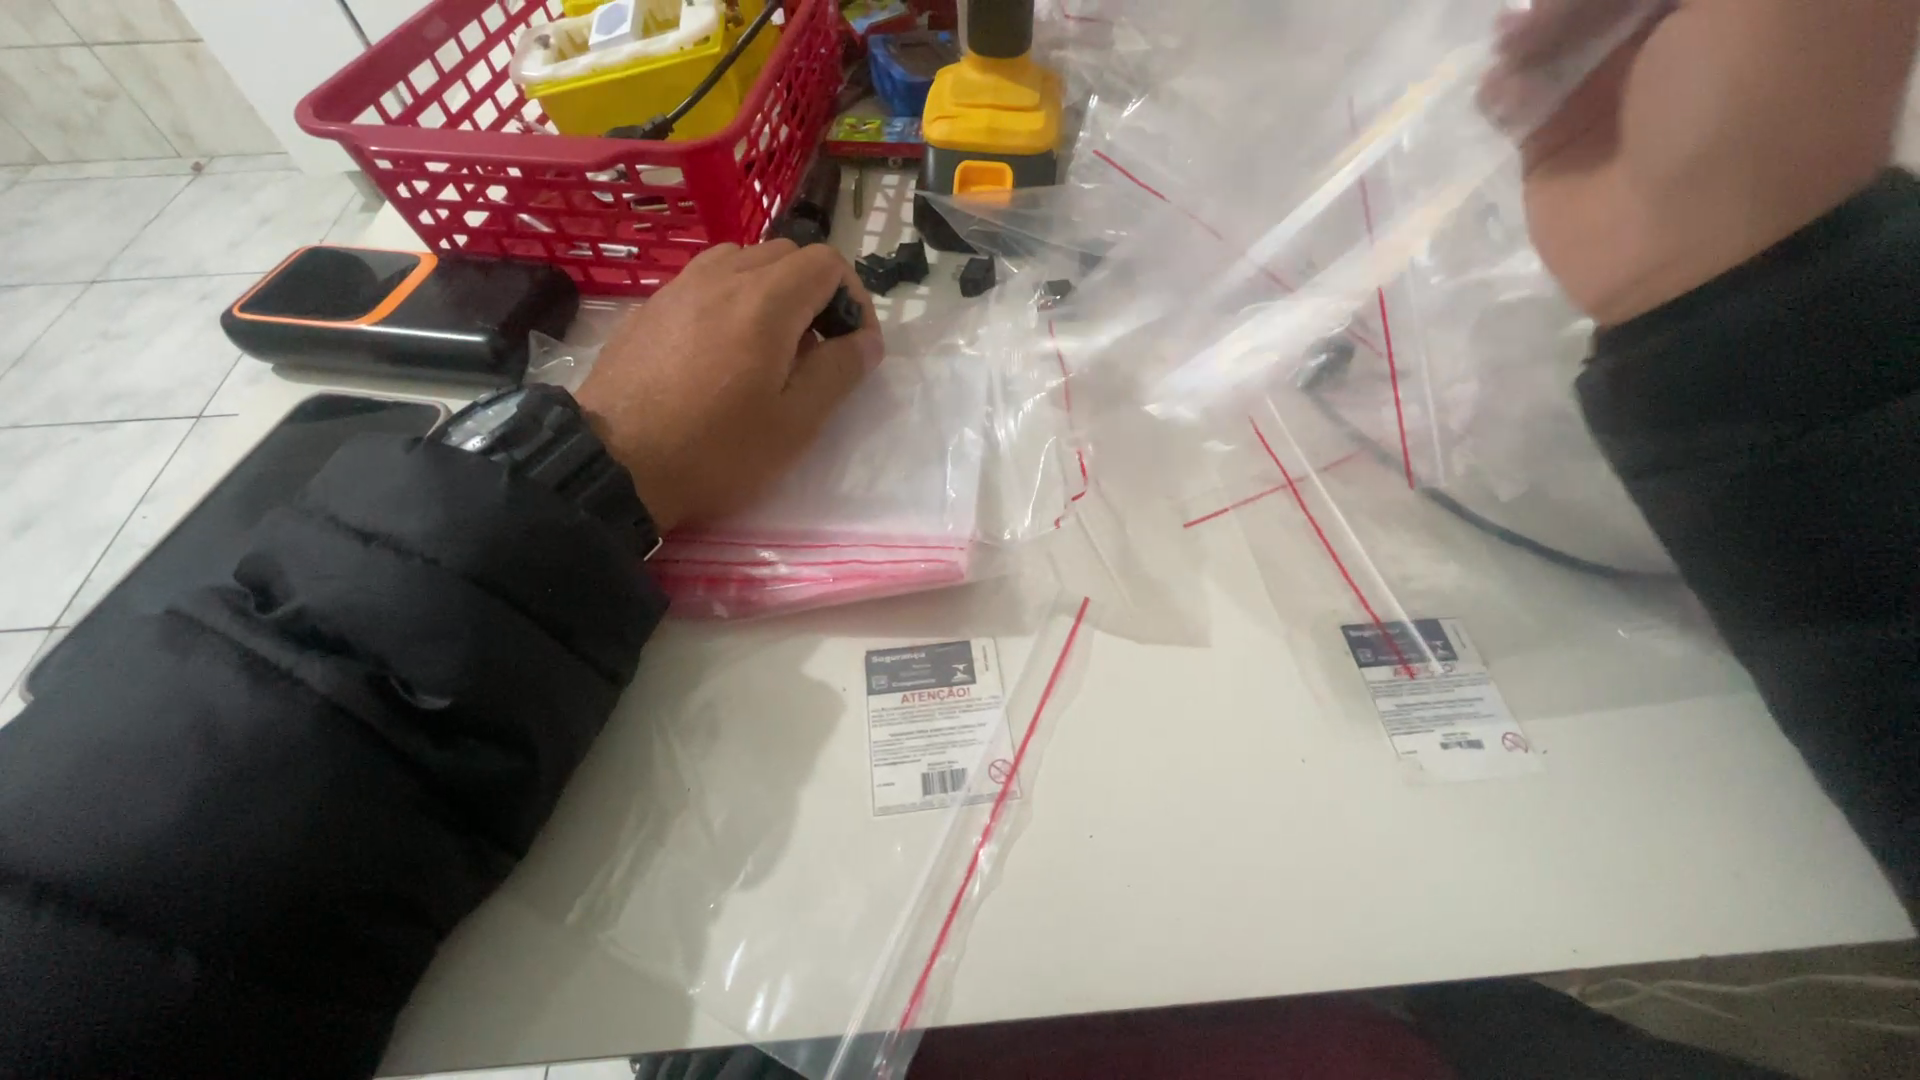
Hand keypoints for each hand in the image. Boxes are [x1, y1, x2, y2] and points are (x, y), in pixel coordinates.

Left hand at [576, 240, 883, 531]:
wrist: (612, 465)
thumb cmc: (716, 450)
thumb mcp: (796, 423)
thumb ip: (839, 372)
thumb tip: (865, 340)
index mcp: (766, 301)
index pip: (827, 263)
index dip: (853, 299)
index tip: (852, 346)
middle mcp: (721, 277)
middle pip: (786, 255)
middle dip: (814, 293)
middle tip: (815, 350)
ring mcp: (677, 288)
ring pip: (741, 263)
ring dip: (769, 293)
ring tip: (767, 347)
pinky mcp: (647, 309)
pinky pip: (702, 284)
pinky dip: (728, 302)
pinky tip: (718, 354)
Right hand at [1485, 0, 1917, 324]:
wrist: (1689, 243)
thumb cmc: (1749, 103)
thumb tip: (1578, 0)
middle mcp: (1695, 24)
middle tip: (1539, 15)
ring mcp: (1621, 81)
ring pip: (1557, 22)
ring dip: (1530, 28)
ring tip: (1512, 54)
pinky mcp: (1559, 135)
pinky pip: (1517, 88)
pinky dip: (1503, 84)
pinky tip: (1504, 95)